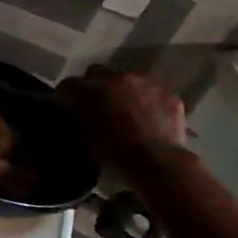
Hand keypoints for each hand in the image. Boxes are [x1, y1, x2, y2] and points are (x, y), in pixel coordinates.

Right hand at [57, 66, 187, 172]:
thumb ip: (79, 113)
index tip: (65, 104)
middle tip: (96, 105)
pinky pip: (153, 94)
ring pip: (129, 82)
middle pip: (100, 74)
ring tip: (126, 113)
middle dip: (95, 86)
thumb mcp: (86, 134)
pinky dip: (148, 104)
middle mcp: (122, 78)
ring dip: (123, 93)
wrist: (158, 163)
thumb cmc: (115, 152)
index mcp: (95, 88)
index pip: (70, 83)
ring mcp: (150, 85)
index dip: (65, 94)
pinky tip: (148, 120)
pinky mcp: (171, 97)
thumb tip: (76, 106)